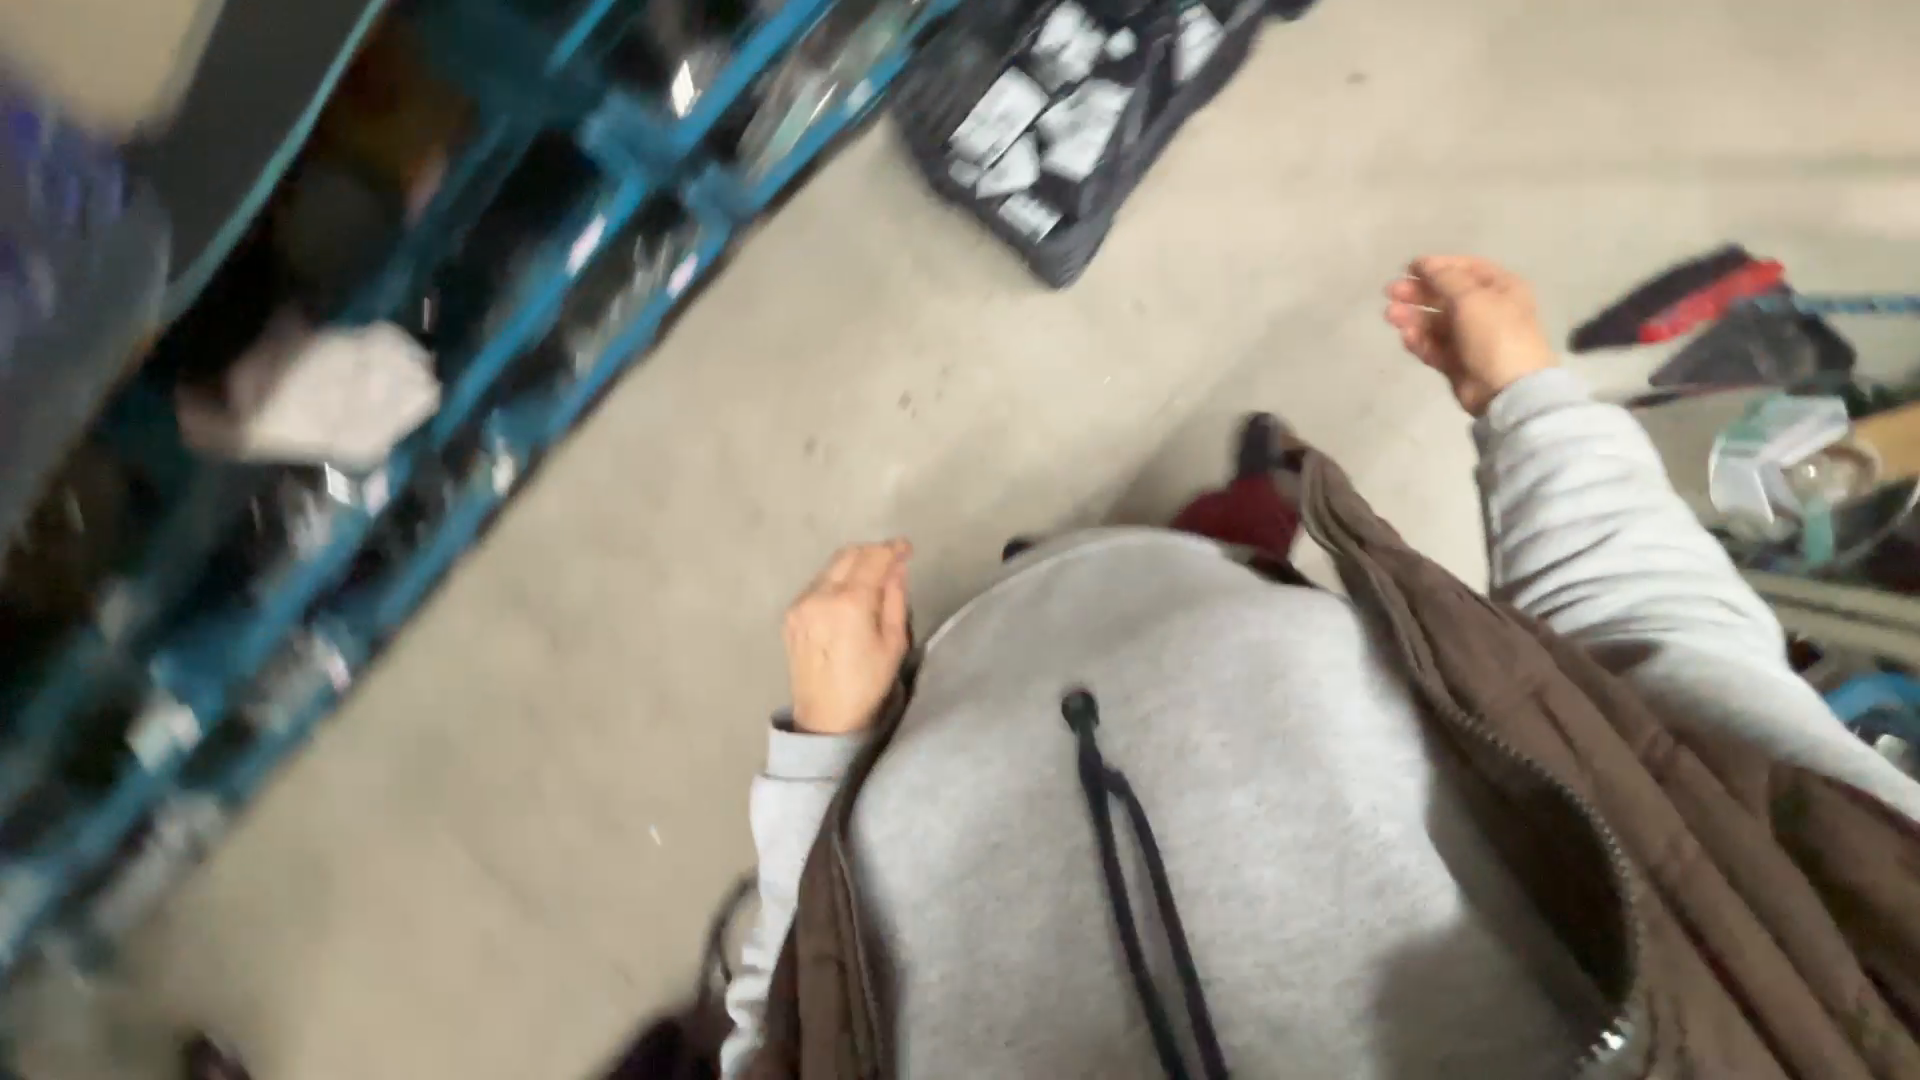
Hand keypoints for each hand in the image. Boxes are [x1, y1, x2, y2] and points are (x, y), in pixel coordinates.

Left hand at [783, 540, 912, 734]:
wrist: (826, 717)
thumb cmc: (868, 683)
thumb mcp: (894, 641)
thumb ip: (895, 597)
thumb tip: (897, 567)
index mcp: (849, 602)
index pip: (873, 558)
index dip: (893, 549)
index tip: (907, 549)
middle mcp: (820, 595)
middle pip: (849, 554)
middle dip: (873, 552)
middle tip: (892, 561)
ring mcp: (801, 603)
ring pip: (831, 566)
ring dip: (854, 564)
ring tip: (872, 580)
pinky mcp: (791, 614)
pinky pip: (817, 584)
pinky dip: (837, 581)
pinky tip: (848, 599)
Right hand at [1384, 255, 1557, 415]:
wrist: (1506, 387)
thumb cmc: (1495, 334)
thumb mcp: (1472, 298)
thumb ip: (1445, 279)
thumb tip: (1425, 264)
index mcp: (1500, 289)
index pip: (1466, 269)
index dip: (1439, 266)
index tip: (1410, 268)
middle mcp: (1485, 310)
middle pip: (1446, 296)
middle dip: (1418, 293)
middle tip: (1390, 292)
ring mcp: (1470, 337)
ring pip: (1435, 322)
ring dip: (1412, 317)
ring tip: (1390, 316)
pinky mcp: (1455, 361)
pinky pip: (1433, 346)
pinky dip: (1419, 341)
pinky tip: (1406, 337)